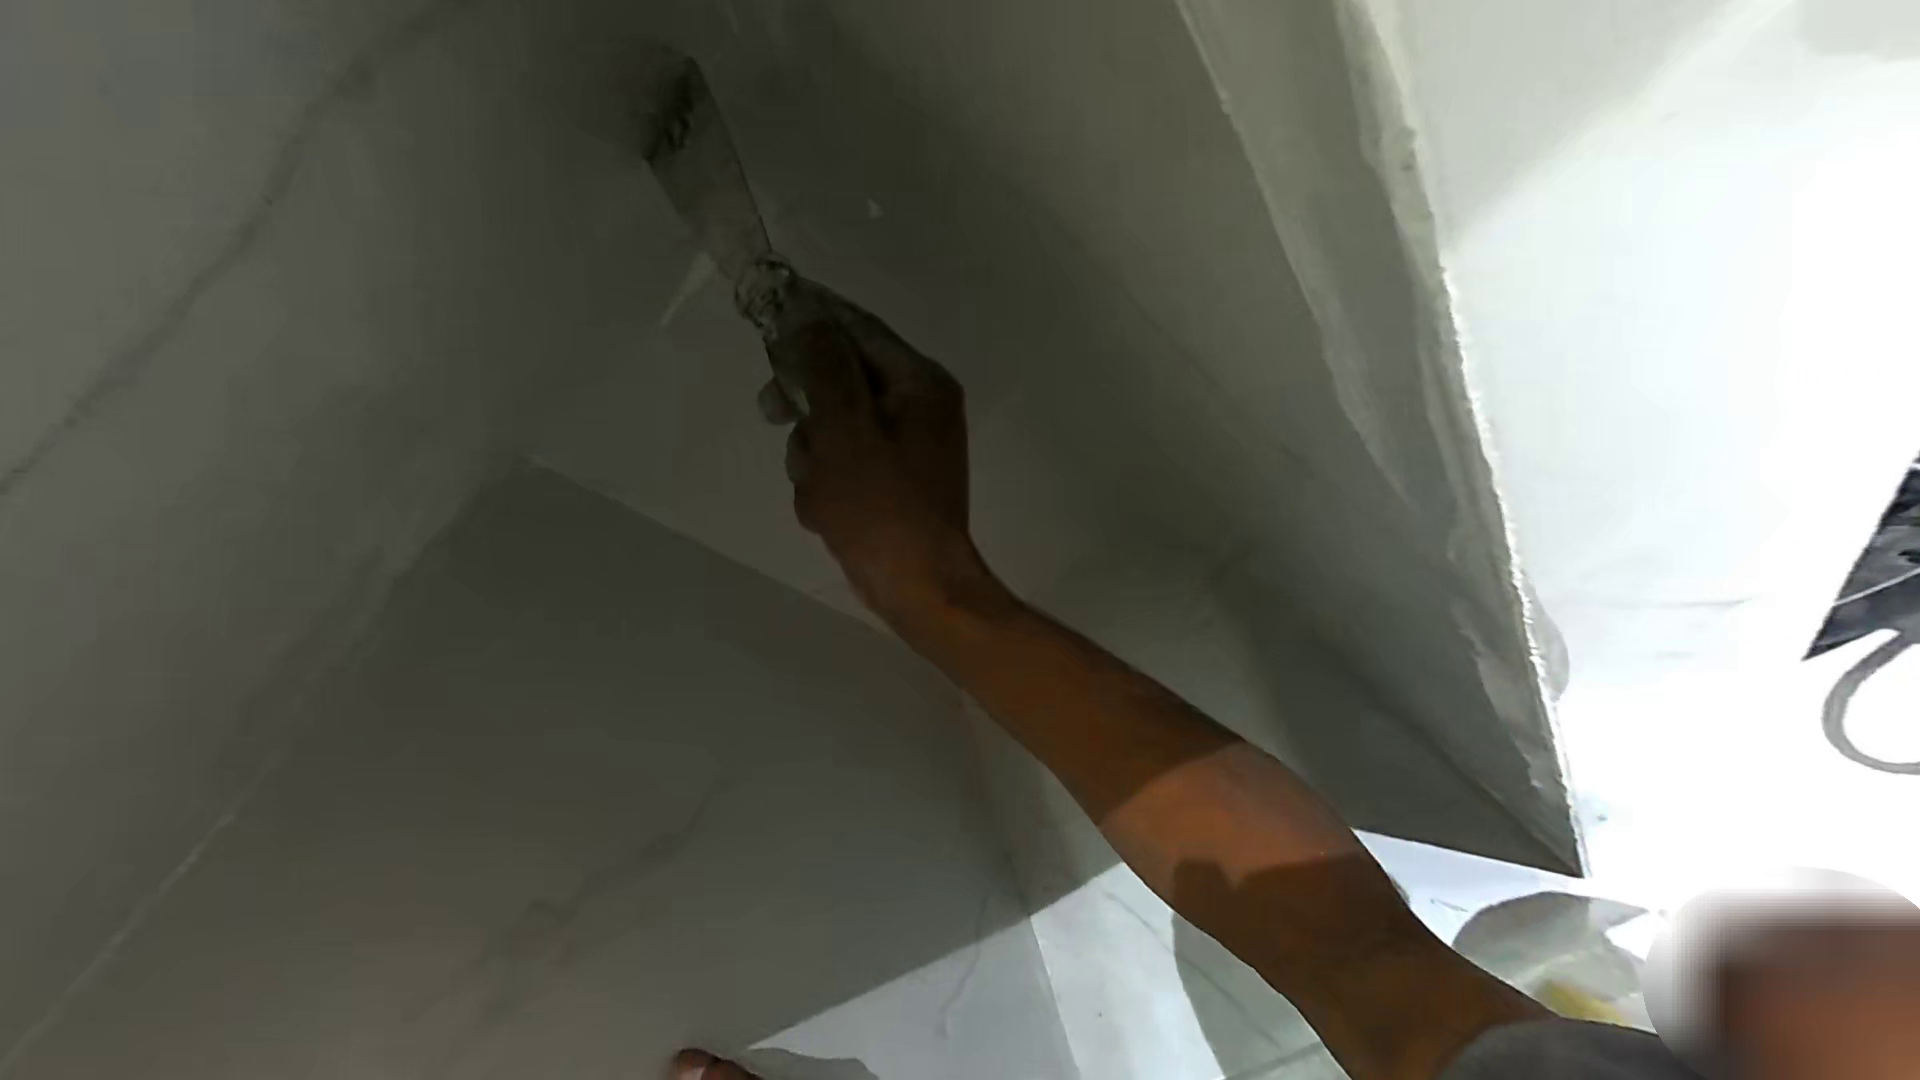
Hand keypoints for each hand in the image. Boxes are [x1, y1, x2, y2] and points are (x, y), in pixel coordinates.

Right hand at [758, 280, 997, 623]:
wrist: (917, 585)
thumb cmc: (881, 505)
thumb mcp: (845, 426)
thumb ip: (822, 364)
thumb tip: (803, 311)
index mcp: (919, 382)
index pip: (858, 328)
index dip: (811, 316)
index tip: (765, 309)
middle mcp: (917, 407)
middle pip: (841, 378)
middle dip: (806, 405)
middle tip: (772, 413)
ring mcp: (904, 447)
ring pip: (833, 427)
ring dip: (813, 455)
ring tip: (821, 489)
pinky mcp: (888, 482)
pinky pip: (842, 464)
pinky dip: (827, 484)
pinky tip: (829, 512)